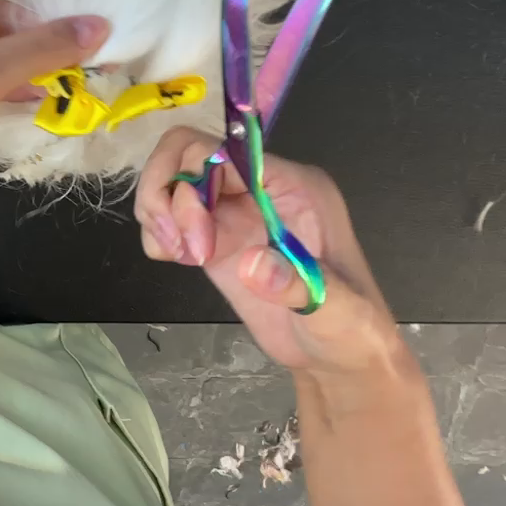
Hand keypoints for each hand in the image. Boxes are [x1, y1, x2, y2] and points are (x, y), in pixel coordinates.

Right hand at [135, 128, 403, 375]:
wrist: (333, 355)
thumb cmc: (349, 331)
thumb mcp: (339, 314)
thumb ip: (298, 286)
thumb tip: (251, 263)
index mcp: (291, 186)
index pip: (222, 151)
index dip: (195, 185)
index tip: (198, 243)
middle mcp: (256, 187)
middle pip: (185, 153)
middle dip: (167, 197)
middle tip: (179, 247)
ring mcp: (231, 208)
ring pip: (170, 178)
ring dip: (157, 215)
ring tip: (179, 257)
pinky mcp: (210, 233)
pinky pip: (165, 212)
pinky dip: (156, 233)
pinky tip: (176, 261)